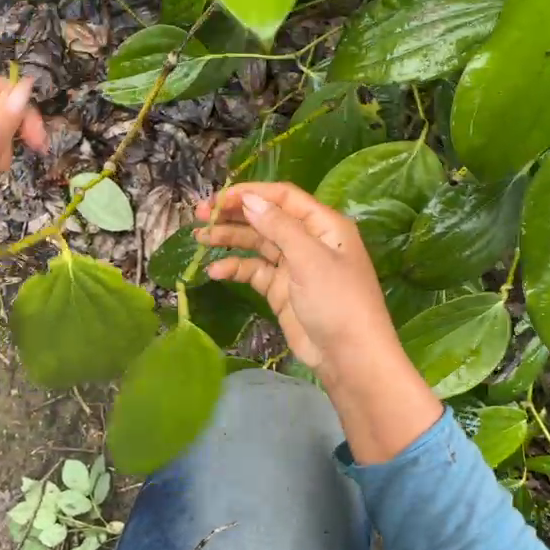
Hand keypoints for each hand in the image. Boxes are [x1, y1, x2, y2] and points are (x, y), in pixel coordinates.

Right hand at [195, 182, 441, 461]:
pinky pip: (254, 271)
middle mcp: (308, 240)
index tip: (218, 198)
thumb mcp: (309, 258)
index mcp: (323, 225)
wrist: (349, 355)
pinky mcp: (281, 290)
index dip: (250, 194)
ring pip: (256, 243)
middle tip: (200, 215)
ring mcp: (294, 266)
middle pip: (266, 218)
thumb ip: (279, 226)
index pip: (282, 198)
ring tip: (199, 239)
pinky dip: (235, 269)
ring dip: (229, 239)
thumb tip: (250, 200)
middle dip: (234, 215)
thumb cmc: (337, 301)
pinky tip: (215, 272)